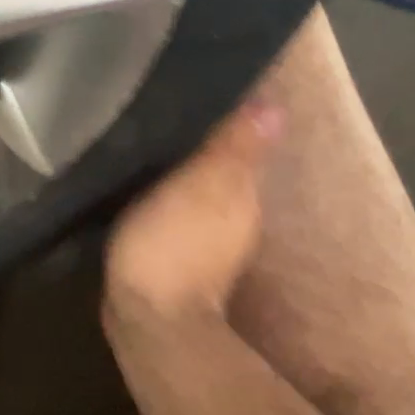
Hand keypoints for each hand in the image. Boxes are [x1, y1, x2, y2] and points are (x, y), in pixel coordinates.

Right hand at [104, 98, 284, 327]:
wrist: (149, 320)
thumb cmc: (174, 244)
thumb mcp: (205, 186)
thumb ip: (233, 148)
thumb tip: (275, 104)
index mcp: (244, 194)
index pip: (243, 146)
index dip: (226, 120)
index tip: (199, 94)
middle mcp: (235, 217)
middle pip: (222, 171)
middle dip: (201, 147)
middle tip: (165, 116)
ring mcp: (204, 244)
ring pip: (198, 195)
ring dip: (181, 176)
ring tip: (147, 151)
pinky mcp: (171, 259)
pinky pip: (173, 217)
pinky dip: (162, 203)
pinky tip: (139, 196)